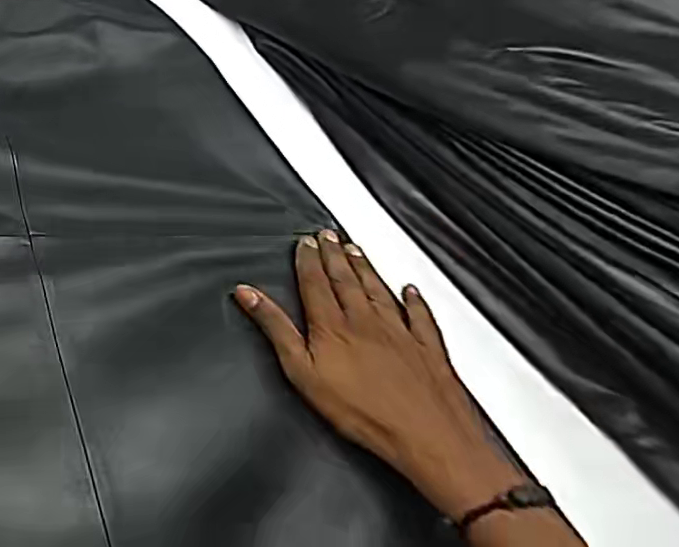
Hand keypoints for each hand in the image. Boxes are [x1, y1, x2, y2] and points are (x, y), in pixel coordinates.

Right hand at [235, 232, 524, 520]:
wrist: (432, 444)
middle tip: (328, 234)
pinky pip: (422, 319)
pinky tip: (411, 290)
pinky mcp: (431, 354)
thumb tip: (247, 293)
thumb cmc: (364, 413)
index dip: (307, 259)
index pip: (315, 282)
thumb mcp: (302, 371)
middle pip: (345, 280)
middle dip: (334, 255)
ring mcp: (402, 336)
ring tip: (355, 249)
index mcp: (333, 326)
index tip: (303, 242)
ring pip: (379, 291)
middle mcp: (366, 322)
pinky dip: (416, 302)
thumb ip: (275, 328)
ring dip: (365, 268)